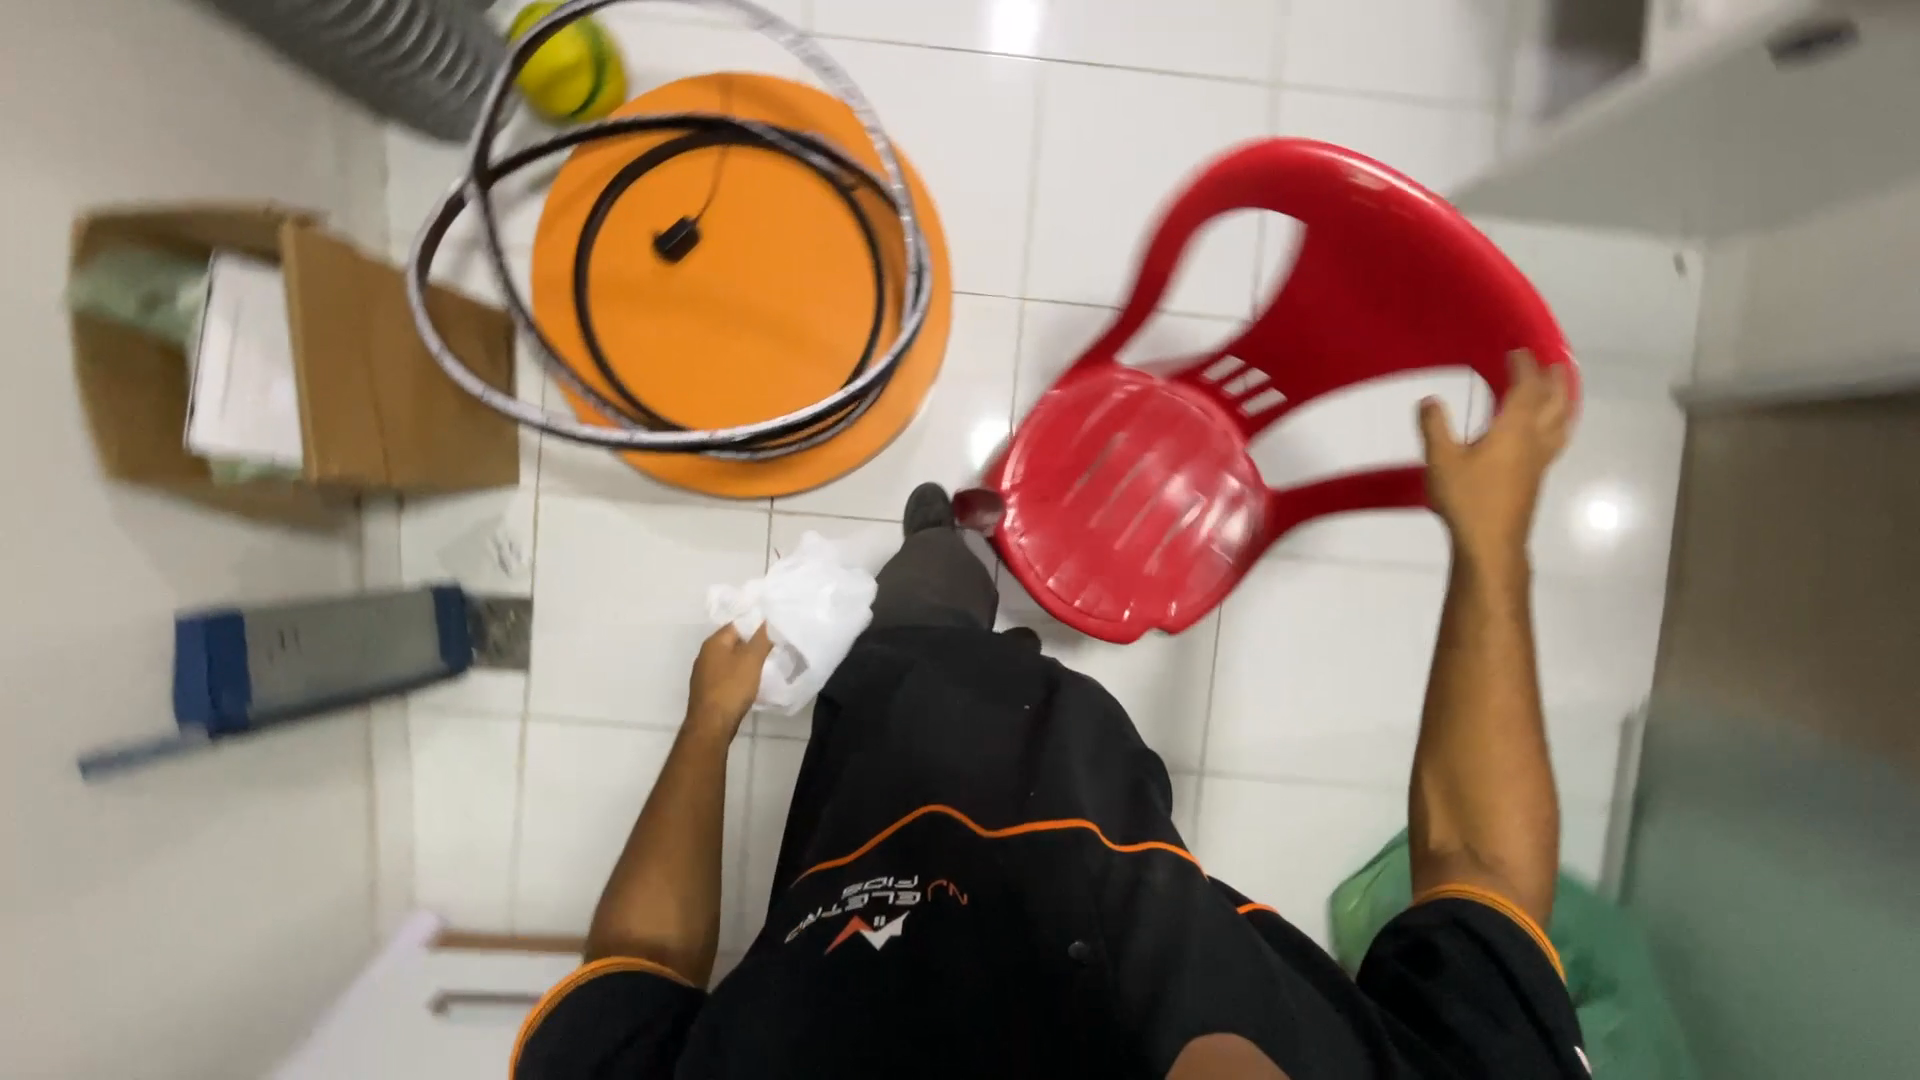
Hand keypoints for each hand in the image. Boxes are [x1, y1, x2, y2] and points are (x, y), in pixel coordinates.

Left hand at [686, 624, 773, 736]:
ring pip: (730, 660)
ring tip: (765, 664)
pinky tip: (751, 682)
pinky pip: (727, 675)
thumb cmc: (732, 687)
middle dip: (752, 644)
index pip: (737, 624)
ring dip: (746, 661)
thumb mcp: (752, 660)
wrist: (711, 724)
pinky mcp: (708, 690)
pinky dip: (739, 675)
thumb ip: (761, 639)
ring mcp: (704, 674)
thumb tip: (766, 621)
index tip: (773, 630)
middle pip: (733, 642)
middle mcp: (705, 655)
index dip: (756, 625)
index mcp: (713, 643)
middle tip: (773, 647)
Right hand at [1419, 351, 1572, 565]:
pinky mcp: (1536, 476)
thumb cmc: (1467, 498)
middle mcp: (1535, 439)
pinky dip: (1558, 423)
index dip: (1524, 367)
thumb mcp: (1441, 461)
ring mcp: (1540, 459)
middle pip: (1554, 402)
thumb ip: (1435, 427)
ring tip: (1561, 390)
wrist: (1491, 541)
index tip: (1518, 351)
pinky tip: (1548, 432)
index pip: (1526, 389)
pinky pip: (1556, 438)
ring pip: (1561, 421)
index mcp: (1514, 429)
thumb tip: (1430, 400)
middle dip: (1552, 379)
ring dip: (1563, 400)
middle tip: (1550, 362)